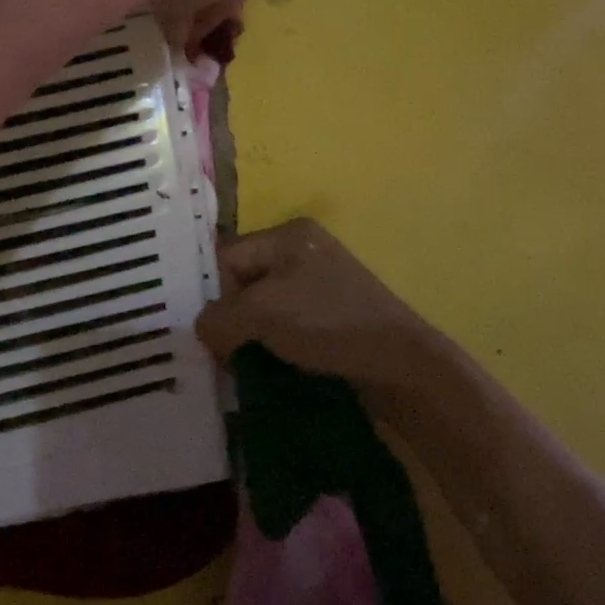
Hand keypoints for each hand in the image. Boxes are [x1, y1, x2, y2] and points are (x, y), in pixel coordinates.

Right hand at [195, 218, 444, 393]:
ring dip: (251, 339)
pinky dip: (274, 348)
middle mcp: (304, 252)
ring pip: (264, 310)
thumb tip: (204, 331)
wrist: (400, 364)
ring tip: (248, 366)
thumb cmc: (328, 323)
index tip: (214, 333)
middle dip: (232, 319)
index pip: (227, 257)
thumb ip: (220, 318)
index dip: (215, 294)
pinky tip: (272, 369)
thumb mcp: (262, 313)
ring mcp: (321, 286)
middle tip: (226, 353)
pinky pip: (286, 327)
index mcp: (289, 235)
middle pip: (244, 283)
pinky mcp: (332, 318)